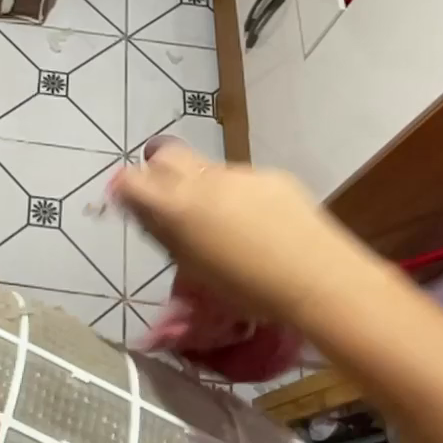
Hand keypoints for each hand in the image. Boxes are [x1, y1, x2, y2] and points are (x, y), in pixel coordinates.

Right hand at [110, 142, 378, 327]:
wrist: (319, 279)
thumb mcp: (193, 268)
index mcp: (177, 206)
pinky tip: (256, 224)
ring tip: (220, 223)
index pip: (130, 179)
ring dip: (200, 187)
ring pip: (205, 170)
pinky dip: (235, 195)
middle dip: (157, 170)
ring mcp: (239, 173)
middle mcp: (203, 180)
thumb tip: (147, 215)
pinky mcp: (270, 176)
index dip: (124, 188)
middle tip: (165, 200)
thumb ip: (165, 234)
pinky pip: (239, 179)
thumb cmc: (247, 289)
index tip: (129, 203)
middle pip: (165, 154)